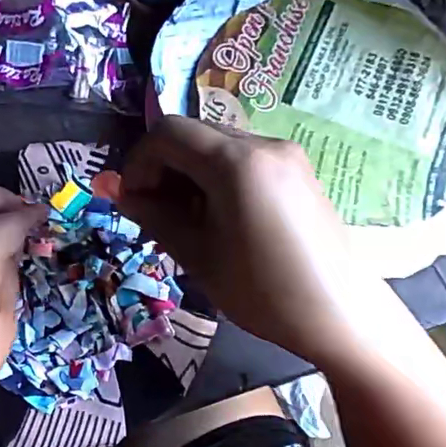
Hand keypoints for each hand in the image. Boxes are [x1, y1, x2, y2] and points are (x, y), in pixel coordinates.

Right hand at [118, 117, 397, 368]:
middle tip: (159, 216)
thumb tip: (107, 186)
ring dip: (191, 173)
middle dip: (164, 168)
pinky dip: (219, 177)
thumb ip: (151, 213)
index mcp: (236, 161)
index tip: (134, 202)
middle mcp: (263, 143)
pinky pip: (244, 158)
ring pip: (218, 145)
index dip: (139, 163)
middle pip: (193, 134)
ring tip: (192, 222)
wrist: (338, 313)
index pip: (167, 133)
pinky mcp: (298, 170)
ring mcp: (286, 154)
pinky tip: (224, 218)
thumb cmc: (262, 291)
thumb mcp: (197, 254)